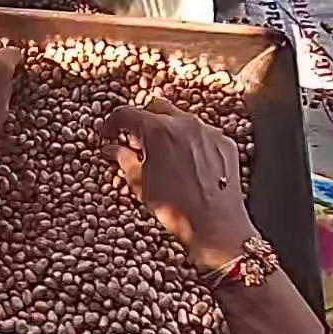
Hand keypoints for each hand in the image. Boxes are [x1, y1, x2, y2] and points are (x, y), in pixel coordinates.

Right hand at [99, 96, 256, 272]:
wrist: (215, 226)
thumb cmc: (175, 208)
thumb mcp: (139, 183)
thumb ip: (124, 159)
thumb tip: (113, 149)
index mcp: (159, 131)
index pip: (127, 113)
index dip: (111, 123)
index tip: (108, 134)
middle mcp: (185, 124)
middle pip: (154, 107)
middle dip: (140, 120)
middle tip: (133, 141)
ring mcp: (208, 132)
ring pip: (179, 117)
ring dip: (164, 129)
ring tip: (158, 153)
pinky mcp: (224, 143)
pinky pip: (200, 132)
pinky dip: (187, 140)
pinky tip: (182, 161)